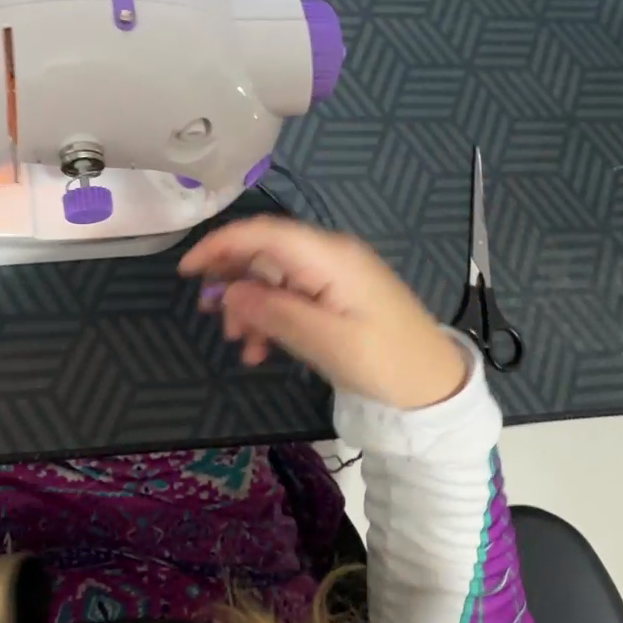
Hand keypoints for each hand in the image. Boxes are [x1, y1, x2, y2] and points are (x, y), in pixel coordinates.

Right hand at [179, 216, 468, 409]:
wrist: (434, 389)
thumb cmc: (385, 363)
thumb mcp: (325, 342)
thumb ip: (274, 312)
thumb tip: (228, 291)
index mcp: (329, 257)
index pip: (264, 233)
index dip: (220, 244)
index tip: (187, 269)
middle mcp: (329, 255)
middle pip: (265, 253)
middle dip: (232, 280)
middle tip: (207, 312)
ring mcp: (333, 275)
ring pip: (273, 278)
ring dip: (250, 306)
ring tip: (240, 345)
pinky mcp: (336, 295)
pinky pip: (290, 296)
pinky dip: (270, 317)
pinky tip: (260, 349)